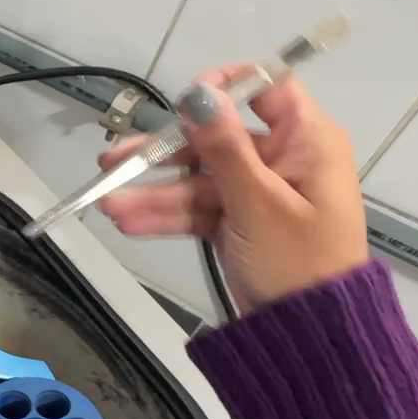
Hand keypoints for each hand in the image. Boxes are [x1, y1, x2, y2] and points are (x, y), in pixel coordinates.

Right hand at [97, 64, 367, 311]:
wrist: (308, 332)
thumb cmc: (297, 259)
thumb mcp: (258, 202)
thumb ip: (224, 147)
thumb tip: (200, 93)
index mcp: (305, 141)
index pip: (268, 88)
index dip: (226, 85)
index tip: (183, 100)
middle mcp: (280, 159)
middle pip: (213, 140)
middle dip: (162, 155)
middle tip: (113, 160)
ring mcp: (255, 192)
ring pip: (196, 180)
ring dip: (153, 194)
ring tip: (109, 207)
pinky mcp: (236, 221)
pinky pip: (196, 210)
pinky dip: (166, 217)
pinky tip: (128, 223)